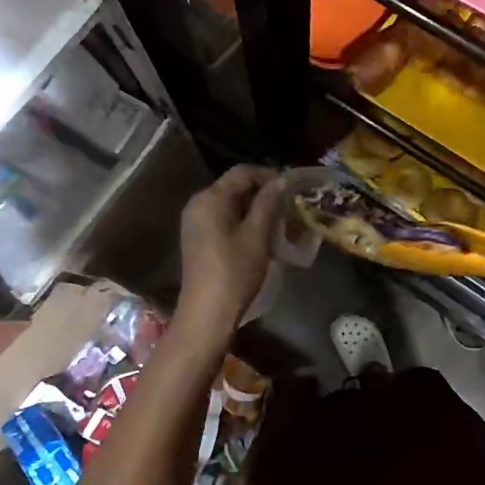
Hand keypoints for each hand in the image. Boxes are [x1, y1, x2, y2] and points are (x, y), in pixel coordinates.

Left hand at [177, 165, 286, 328]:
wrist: (207, 312)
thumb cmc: (235, 270)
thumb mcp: (257, 234)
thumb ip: (268, 203)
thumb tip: (281, 180)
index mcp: (210, 198)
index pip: (241, 173)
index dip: (267, 175)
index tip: (291, 188)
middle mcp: (197, 204)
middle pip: (233, 186)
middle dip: (261, 192)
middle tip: (287, 205)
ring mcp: (194, 222)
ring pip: (228, 203)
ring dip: (252, 207)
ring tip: (277, 220)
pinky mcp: (196, 238)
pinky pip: (220, 218)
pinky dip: (240, 220)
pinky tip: (258, 234)